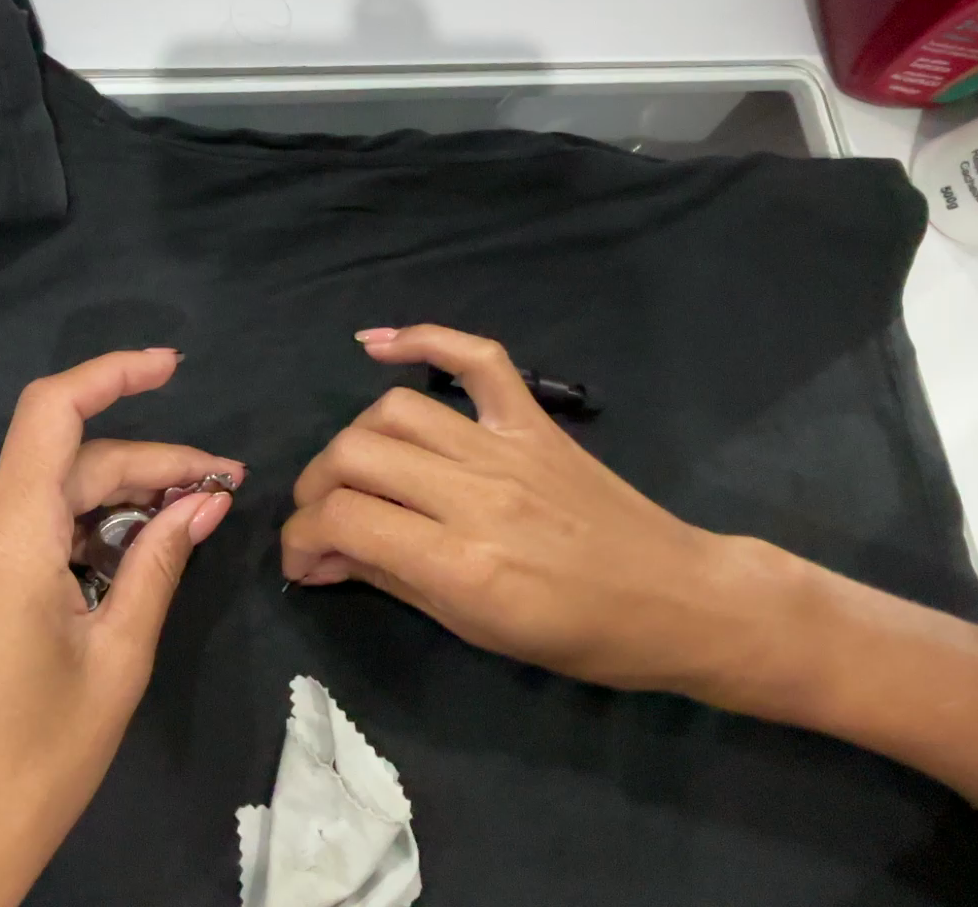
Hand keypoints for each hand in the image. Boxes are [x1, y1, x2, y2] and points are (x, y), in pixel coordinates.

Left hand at [0, 349, 241, 906]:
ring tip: (187, 521)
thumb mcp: (117, 658)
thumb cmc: (32, 763)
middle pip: (70, 464)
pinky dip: (83, 533)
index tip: (173, 366)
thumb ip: (160, 562)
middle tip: (221, 488)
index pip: (53, 413)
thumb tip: (205, 498)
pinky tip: (128, 560)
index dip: (112, 374)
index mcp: (7, 538)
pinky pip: (27, 534)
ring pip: (51, 499)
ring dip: (120, 503)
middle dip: (150, 466)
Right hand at [281, 324, 796, 699]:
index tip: (301, 558)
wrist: (677, 601)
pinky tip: (377, 345)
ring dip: (351, 439)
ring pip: (394, 410)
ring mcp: (505, 447)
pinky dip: (423, 339)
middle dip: (314, 488)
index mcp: (461, 562)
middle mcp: (475, 494)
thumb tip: (322, 555)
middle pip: (354, 455)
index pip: (343, 520)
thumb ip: (389, 578)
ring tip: (351, 470)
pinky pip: (476, 359)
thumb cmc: (578, 638)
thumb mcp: (473, 629)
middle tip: (320, 517)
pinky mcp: (532, 421)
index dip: (300, 537)